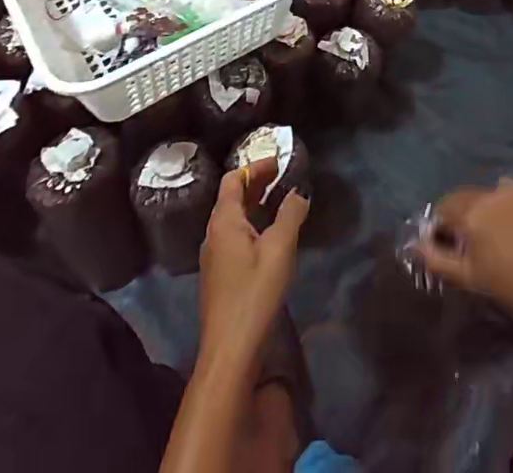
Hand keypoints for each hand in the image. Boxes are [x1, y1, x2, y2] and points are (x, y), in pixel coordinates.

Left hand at [199, 159, 308, 354]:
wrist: (231, 349)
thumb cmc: (255, 292)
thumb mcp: (280, 248)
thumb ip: (291, 215)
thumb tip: (299, 192)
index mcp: (224, 222)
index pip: (233, 180)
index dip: (255, 167)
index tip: (280, 163)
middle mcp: (213, 235)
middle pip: (231, 198)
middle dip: (256, 183)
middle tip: (283, 176)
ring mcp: (214, 257)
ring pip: (233, 218)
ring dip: (255, 203)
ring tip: (281, 199)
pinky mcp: (220, 275)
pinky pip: (235, 236)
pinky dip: (253, 223)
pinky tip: (271, 234)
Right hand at [415, 177, 512, 320]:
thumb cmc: (508, 281)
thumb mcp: (467, 276)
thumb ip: (435, 258)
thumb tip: (414, 244)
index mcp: (470, 215)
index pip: (442, 209)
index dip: (441, 226)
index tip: (448, 242)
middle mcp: (487, 195)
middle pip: (461, 197)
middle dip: (459, 214)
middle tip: (469, 239)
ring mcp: (509, 190)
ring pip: (482, 193)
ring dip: (479, 207)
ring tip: (490, 231)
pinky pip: (503, 189)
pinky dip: (499, 201)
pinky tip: (507, 220)